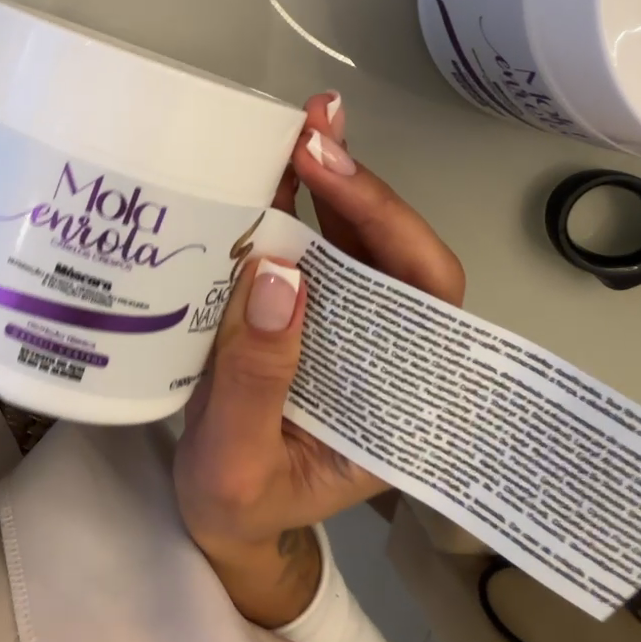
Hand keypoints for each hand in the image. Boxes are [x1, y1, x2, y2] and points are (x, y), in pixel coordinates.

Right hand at [174, 92, 463, 625]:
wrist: (214, 519)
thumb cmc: (236, 505)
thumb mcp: (240, 462)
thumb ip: (259, 379)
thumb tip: (278, 274)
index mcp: (398, 398)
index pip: (426, 297)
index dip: (389, 227)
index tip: (332, 173)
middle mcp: (383, 351)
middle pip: (394, 254)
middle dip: (360, 185)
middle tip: (316, 126)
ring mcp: (339, 325)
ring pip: (351, 240)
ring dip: (328, 177)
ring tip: (303, 122)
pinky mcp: (296, 309)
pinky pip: (302, 246)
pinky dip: (289, 199)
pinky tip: (273, 160)